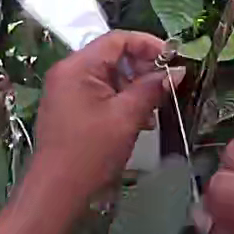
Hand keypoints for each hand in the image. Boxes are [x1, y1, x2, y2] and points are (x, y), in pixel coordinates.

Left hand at [28, 31, 180, 208]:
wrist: (56, 194)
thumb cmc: (91, 152)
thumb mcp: (127, 117)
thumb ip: (152, 88)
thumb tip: (177, 71)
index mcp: (78, 66)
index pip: (118, 40)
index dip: (149, 45)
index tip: (174, 59)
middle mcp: (69, 71)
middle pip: (112, 55)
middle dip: (143, 68)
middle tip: (168, 85)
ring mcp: (66, 90)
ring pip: (109, 75)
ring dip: (135, 86)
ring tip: (156, 106)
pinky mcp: (69, 108)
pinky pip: (100, 92)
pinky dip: (121, 99)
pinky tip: (139, 118)